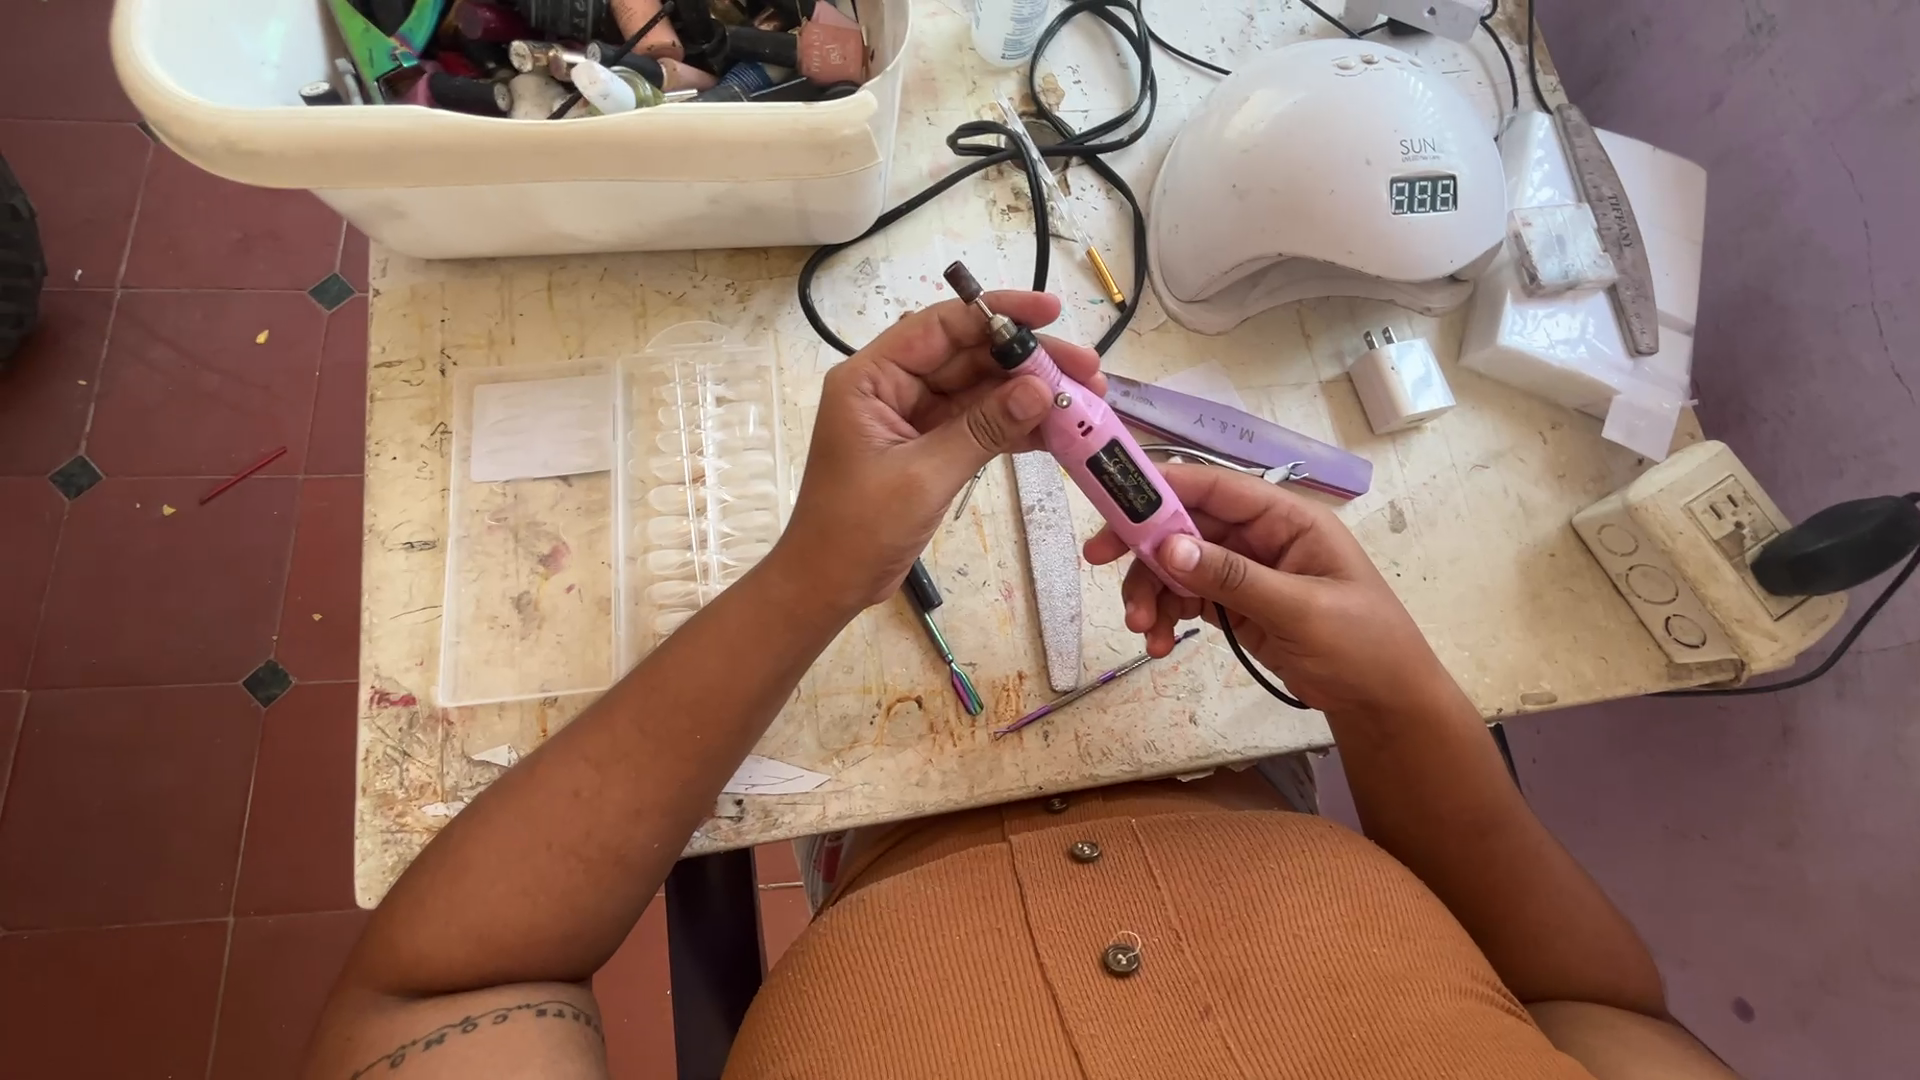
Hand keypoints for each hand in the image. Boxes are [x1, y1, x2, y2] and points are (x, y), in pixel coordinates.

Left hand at [776, 291, 1104, 610]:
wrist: (831, 583)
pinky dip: (1014, 429)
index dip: (998, 314)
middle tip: (1087, 370)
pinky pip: (979, 426)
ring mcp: (913, 419)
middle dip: (1027, 361)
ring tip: (1084, 401)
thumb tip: (1040, 390)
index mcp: (872, 378)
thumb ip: (983, 429)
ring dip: (1028, 396)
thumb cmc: (858, 529)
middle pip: (968, 357)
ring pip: (979, 393)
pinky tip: (1056, 431)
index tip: (1051, 313)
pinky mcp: (930, 449)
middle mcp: (893, 388)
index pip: (940, 327)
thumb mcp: (923, 475)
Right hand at [1083, 464, 1451, 716]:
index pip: (1215, 487)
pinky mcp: (1231, 602)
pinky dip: (1166, 617)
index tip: (1114, 502)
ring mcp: (1241, 570)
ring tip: (1143, 629)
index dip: (1162, 487)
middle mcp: (1257, 536)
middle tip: (1097, 561)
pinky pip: (1184, 598)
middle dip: (1142, 547)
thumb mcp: (1301, 610)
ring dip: (1151, 592)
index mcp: (1284, 518)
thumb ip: (1233, 577)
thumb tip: (1167, 547)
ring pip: (1175, 564)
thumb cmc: (1362, 646)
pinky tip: (1160, 644)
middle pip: (1183, 524)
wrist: (1381, 704)